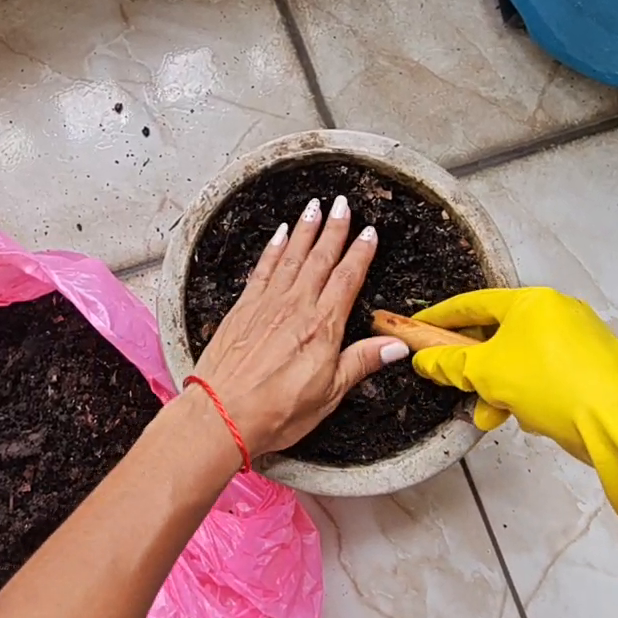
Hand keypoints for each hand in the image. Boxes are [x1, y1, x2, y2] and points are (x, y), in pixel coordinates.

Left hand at [189, 194, 409, 455]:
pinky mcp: (243, 307)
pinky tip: (279, 234)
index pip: (347, 280)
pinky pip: (262, 269)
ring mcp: (267, 304)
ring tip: (314, 207)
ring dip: (304, 230)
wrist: (222, 412)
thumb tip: (395, 346)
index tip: (369, 233)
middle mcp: (296, 308)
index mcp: (322, 328)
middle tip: (342, 204)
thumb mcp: (329, 394)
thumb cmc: (274, 411)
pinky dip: (273, 249)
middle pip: (320, 259)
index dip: (360, 254)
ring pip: (291, 256)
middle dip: (334, 229)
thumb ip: (361, 362)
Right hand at [412, 287, 617, 617]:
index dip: (438, 318)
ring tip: (489, 415)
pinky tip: (526, 419)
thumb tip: (423, 360)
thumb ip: (450, 364)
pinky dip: (529, 395)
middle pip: (499, 333)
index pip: (472, 303)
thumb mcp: (486, 373)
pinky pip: (549, 377)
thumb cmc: (548, 384)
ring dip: (500, 386)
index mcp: (532, 301)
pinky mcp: (601, 372)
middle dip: (473, 364)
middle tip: (453, 383)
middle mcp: (560, 313)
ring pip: (524, 360)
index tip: (412, 328)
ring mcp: (585, 342)